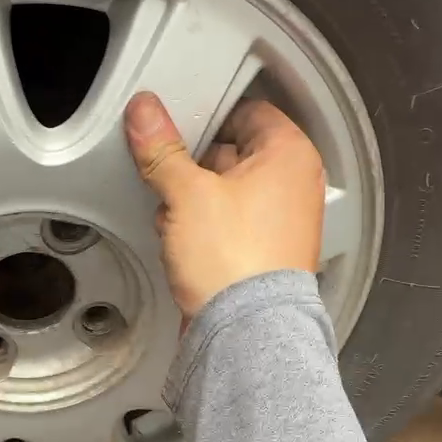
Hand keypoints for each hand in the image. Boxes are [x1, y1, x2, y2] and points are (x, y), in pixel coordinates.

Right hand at [123, 93, 325, 319]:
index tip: (180, 133)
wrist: (244, 330)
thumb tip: (146, 115)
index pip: (248, 112)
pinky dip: (205, 233)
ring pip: (227, 195)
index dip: (208, 120)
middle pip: (235, 155)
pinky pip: (228, 228)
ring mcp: (282, 223)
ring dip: (194, 205)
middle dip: (195, 170)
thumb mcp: (186, 194)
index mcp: (290, 155)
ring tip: (180, 224)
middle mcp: (295, 186)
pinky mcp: (265, 255)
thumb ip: (162, 151)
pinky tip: (186, 248)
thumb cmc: (237, 263)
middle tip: (174, 184)